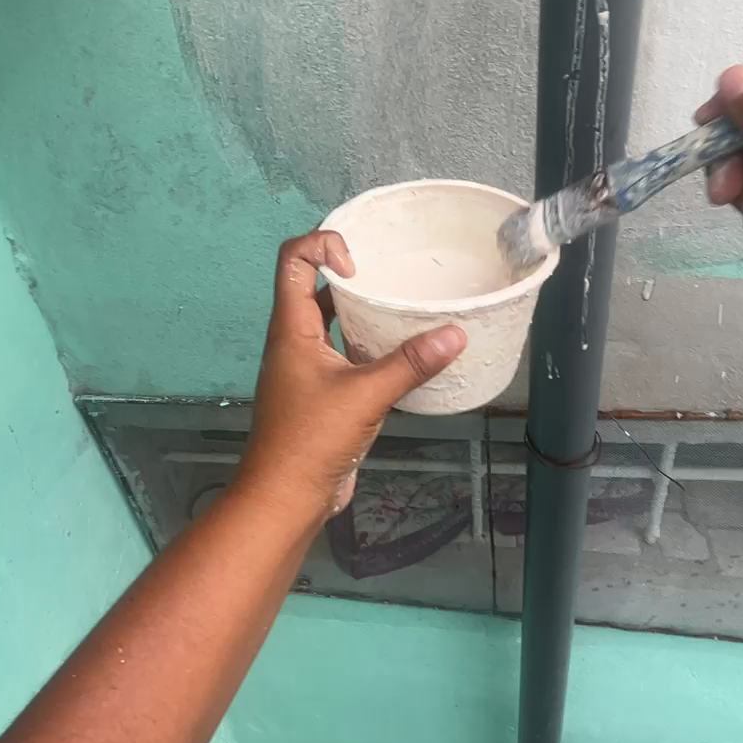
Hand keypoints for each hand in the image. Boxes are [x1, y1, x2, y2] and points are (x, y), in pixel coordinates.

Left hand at [239, 231, 466, 519]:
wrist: (285, 498)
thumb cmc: (311, 439)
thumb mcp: (365, 396)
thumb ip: (410, 364)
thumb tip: (457, 333)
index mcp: (292, 326)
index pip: (294, 260)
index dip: (323, 244)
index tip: (360, 265)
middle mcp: (295, 338)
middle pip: (315, 286)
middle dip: (353, 273)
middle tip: (397, 273)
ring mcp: (307, 365)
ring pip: (333, 321)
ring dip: (363, 310)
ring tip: (408, 305)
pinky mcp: (323, 391)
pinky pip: (346, 352)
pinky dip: (370, 344)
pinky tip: (405, 351)